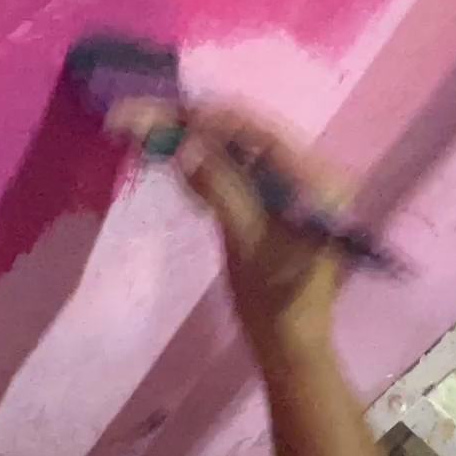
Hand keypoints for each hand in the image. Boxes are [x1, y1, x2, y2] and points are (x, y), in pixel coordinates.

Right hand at [111, 102, 344, 362]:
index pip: (256, 129)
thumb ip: (221, 189)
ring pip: (233, 148)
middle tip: (140, 117)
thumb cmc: (278, 302)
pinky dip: (201, 162)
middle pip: (243, 132)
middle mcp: (307, 171)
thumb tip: (184, 146)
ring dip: (191, 138)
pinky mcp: (270, 200)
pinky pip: (233, 170)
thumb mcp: (248, 243)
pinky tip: (172, 155)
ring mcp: (290, 185)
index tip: (159, 111)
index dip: (206, 116)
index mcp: (315, 178)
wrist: (290, 343)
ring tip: (147, 128)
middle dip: (191, 122)